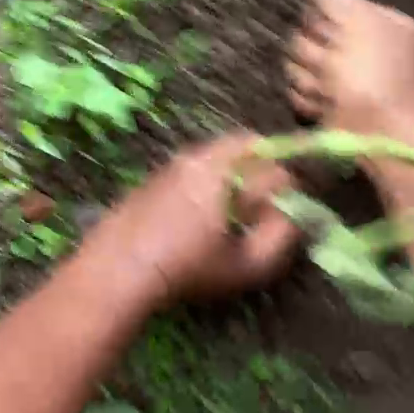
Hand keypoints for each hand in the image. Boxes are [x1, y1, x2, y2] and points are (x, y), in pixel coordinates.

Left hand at [83, 134, 301, 307]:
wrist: (119, 264)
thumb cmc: (188, 268)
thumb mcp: (248, 264)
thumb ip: (280, 235)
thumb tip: (291, 214)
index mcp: (225, 175)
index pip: (275, 168)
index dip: (291, 186)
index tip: (294, 203)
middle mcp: (197, 159)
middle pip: (242, 144)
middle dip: (264, 160)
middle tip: (272, 188)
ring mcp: (170, 164)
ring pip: (214, 152)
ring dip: (234, 165)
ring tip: (240, 198)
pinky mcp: (152, 175)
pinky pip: (190, 165)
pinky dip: (207, 174)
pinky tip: (203, 205)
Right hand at [287, 0, 413, 134]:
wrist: (381, 134)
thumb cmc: (376, 77)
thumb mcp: (362, 26)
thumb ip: (337, 2)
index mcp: (381, 25)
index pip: (330, 9)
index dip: (324, 22)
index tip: (332, 35)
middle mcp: (363, 49)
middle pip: (308, 37)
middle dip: (312, 53)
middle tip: (332, 67)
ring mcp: (345, 78)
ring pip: (298, 65)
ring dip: (308, 78)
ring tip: (329, 93)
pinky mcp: (329, 103)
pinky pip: (299, 92)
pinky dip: (307, 99)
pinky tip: (322, 105)